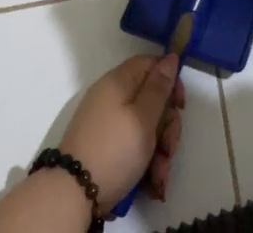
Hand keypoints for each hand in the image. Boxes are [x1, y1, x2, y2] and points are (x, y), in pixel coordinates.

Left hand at [59, 54, 186, 209]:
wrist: (72, 194)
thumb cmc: (114, 150)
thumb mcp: (144, 117)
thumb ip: (160, 88)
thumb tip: (170, 57)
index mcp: (118, 82)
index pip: (150, 64)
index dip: (170, 80)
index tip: (180, 106)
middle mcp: (111, 98)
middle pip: (151, 100)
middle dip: (167, 126)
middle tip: (170, 148)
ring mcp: (107, 124)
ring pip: (145, 127)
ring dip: (159, 150)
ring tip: (160, 175)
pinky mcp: (105, 147)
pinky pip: (132, 145)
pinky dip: (145, 161)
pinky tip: (152, 183)